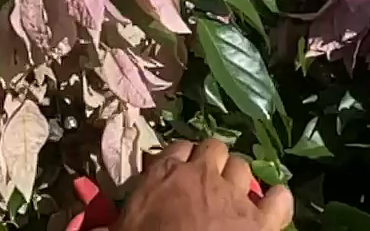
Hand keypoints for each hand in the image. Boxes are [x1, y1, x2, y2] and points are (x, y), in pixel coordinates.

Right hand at [116, 139, 293, 230]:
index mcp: (166, 172)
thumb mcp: (123, 224)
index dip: (182, 159)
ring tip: (238, 193)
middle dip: (215, 162)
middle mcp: (201, 173)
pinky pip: (280, 200)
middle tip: (211, 181)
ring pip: (243, 168)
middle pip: (214, 148)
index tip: (182, 171)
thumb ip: (112, 215)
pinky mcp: (261, 222)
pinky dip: (279, 200)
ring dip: (241, 179)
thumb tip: (89, 226)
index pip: (178, 148)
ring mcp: (233, 196)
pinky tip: (275, 204)